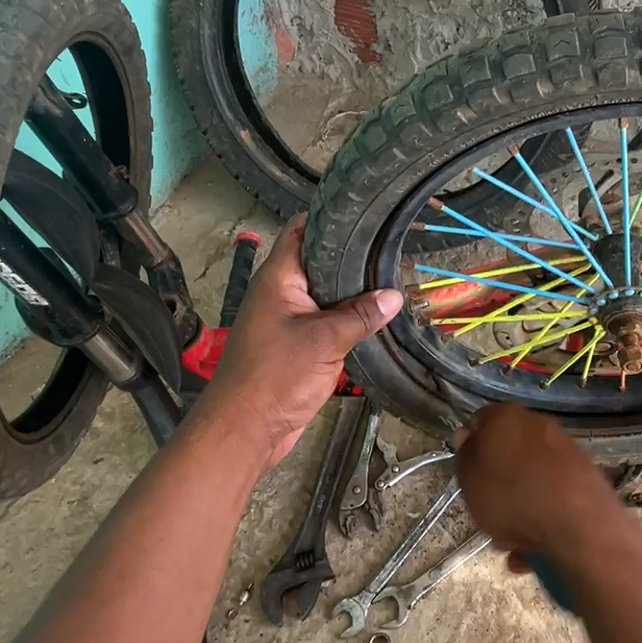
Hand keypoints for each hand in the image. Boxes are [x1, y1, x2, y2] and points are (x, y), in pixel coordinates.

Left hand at [194, 215, 400, 468]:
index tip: (366, 211)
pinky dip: (351, 315)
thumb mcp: (325, 341)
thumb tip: (395, 296)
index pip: (302, 230)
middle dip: (353, 254)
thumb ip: (361, 315)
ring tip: (394, 274)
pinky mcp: (298, 343)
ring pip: (327, 292)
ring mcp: (290, 318)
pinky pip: (328, 319)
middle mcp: (282, 291)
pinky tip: (379, 315)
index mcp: (279, 277)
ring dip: (354, 289)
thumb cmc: (274, 377)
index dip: (331, 216)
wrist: (245, 430)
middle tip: (393, 244)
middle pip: (320, 261)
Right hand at [454, 403, 626, 569]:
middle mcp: (540, 426)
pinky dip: (543, 524)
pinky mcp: (586, 481)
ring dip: (520, 512)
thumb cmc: (510, 494)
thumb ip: (466, 455)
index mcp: (508, 416)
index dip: (472, 449)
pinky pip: (554, 502)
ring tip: (511, 544)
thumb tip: (469, 436)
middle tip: (488, 513)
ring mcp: (567, 453)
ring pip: (532, 483)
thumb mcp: (469, 477)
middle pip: (509, 456)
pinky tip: (532, 553)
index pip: (482, 422)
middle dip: (498, 487)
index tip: (468, 476)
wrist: (577, 524)